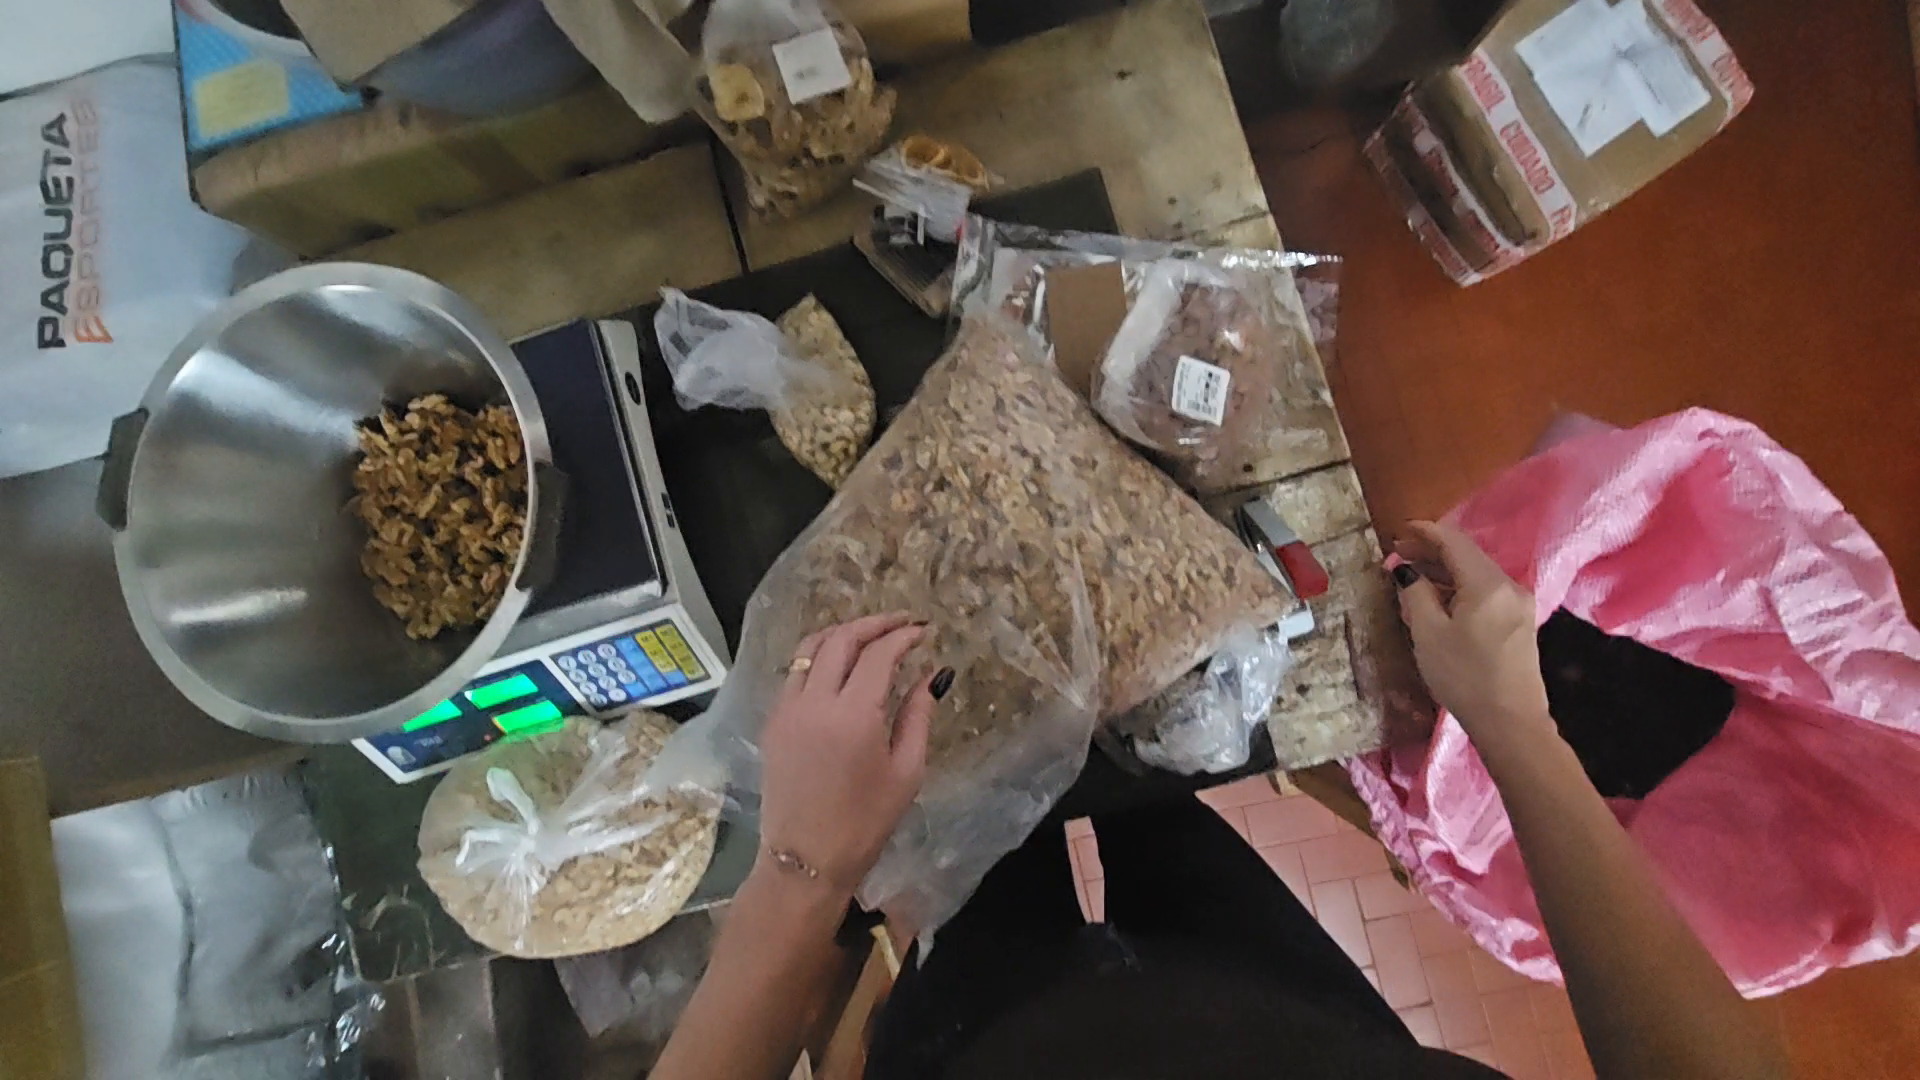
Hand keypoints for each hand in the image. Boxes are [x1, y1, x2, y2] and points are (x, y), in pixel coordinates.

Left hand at [757, 613, 945, 899]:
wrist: (804, 861)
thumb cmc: (865, 822)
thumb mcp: (906, 771)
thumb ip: (918, 715)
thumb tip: (931, 675)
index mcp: (852, 716)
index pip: (878, 654)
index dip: (903, 636)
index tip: (923, 631)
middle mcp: (814, 702)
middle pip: (841, 639)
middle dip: (874, 623)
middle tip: (900, 623)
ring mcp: (787, 709)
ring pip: (811, 647)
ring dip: (843, 633)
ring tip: (870, 635)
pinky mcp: (773, 721)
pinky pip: (796, 671)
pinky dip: (820, 655)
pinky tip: (840, 665)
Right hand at [1393, 521, 1552, 742]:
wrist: (1510, 721)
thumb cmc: (1463, 675)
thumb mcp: (1428, 632)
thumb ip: (1415, 593)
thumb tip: (1406, 571)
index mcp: (1487, 585)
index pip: (1454, 542)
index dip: (1425, 532)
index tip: (1399, 529)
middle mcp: (1509, 587)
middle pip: (1466, 555)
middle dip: (1430, 551)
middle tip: (1395, 554)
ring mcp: (1517, 604)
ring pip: (1474, 573)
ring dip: (1442, 569)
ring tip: (1410, 574)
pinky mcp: (1517, 621)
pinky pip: (1483, 591)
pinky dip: (1457, 586)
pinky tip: (1435, 596)